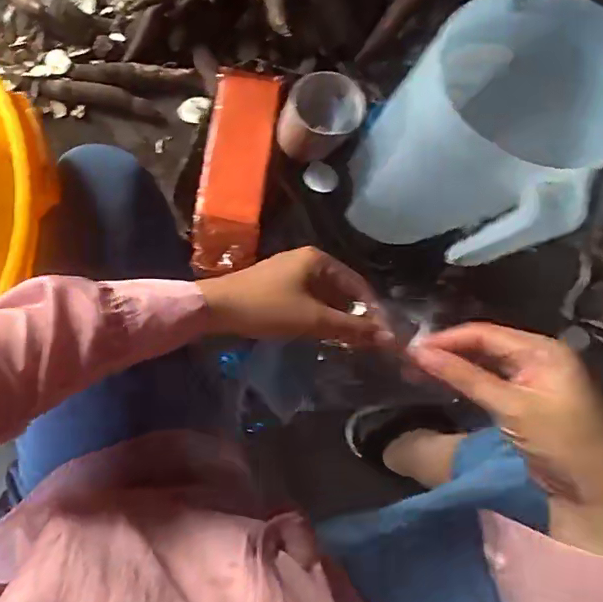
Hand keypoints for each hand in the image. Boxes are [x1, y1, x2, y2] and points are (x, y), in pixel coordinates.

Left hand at [197, 248, 389, 346]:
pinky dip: (316, 314)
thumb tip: (386, 337)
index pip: (358, 283)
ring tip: (347, 342)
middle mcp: (304, 259)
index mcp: (317, 259)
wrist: (216, 307)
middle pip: (340, 288)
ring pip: (322, 295)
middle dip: (353, 315)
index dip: (372, 310)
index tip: (383, 336)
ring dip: (334, 317)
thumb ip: (350, 328)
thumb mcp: (312, 320)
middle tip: (366, 342)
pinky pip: (305, 299)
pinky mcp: (273, 285)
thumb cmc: (266, 308)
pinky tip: (319, 333)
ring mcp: (287, 271)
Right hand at [409, 323, 602, 564]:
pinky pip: (490, 379)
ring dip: (453, 365)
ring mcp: (535, 378)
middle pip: (484, 344)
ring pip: (484, 361)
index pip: (485, 333)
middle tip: (409, 361)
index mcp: (544, 349)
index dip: (446, 339)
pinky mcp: (528, 399)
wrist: (597, 491)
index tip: (411, 350)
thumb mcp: (510, 406)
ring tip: (418, 371)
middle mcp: (541, 357)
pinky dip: (466, 379)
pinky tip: (442, 383)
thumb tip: (417, 352)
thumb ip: (463, 375)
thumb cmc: (561, 441)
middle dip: (447, 350)